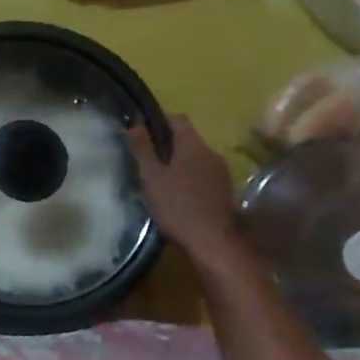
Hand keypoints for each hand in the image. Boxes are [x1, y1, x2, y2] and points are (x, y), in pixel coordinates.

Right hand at [127, 115, 239, 253]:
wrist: (212, 241)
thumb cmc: (177, 205)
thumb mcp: (151, 177)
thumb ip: (142, 149)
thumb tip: (134, 123)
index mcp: (192, 144)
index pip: (177, 118)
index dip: (159, 121)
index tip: (143, 135)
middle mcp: (210, 151)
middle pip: (188, 138)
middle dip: (168, 145)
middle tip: (148, 161)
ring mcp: (221, 171)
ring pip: (197, 157)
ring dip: (181, 162)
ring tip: (162, 180)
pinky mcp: (225, 189)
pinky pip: (205, 173)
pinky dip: (191, 177)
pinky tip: (180, 195)